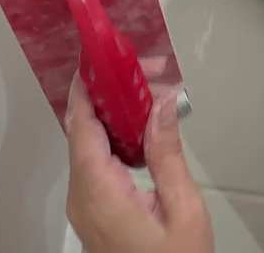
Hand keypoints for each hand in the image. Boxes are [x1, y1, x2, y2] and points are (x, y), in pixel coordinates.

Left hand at [65, 81, 211, 252]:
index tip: (111, 54)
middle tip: (157, 72)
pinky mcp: (94, 209)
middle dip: (116, 91)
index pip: (81, 124)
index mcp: (98, 191)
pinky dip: (119, 133)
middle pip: (86, 127)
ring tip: (158, 91)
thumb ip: (167, 154)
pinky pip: (98, 159)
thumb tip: (163, 101)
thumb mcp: (182, 209)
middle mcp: (81, 195)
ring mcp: (85, 204)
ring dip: (120, 111)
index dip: (90, 85)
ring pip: (92, 141)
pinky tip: (147, 122)